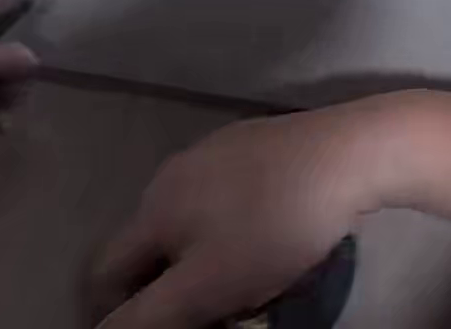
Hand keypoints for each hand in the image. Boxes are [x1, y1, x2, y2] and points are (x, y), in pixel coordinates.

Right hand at [88, 100, 400, 328]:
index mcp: (156, 202)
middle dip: (164, 286)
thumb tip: (106, 328)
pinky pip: (221, 194)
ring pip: (188, 219)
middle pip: (148, 243)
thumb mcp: (205, 287)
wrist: (345, 154)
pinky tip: (262, 235)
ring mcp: (219, 147)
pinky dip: (226, 225)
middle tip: (203, 314)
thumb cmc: (273, 224)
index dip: (115, 314)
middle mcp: (177, 167)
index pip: (105, 270)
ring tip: (237, 282)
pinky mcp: (254, 140)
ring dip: (197, 257)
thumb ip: (146, 318)